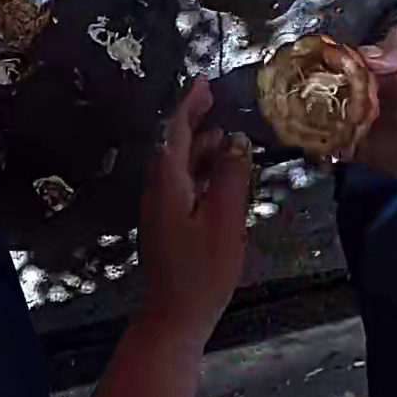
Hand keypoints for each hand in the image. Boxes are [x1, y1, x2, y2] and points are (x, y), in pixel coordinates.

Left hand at [137, 79, 251, 340]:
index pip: (178, 131)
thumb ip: (231, 177)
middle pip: (176, 144)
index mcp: (169, 181)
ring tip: (229, 140)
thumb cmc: (201, 270)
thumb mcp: (224, 220)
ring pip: (181, 163)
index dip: (190, 104)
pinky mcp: (167, 219)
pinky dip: (202, 170)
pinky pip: (184, 182)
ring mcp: (160, 204)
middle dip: (197, 122)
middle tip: (220, 105)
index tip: (204, 82)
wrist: (175, 315)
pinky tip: (222, 175)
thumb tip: (237, 141)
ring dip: (202, 147)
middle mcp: (159, 187)